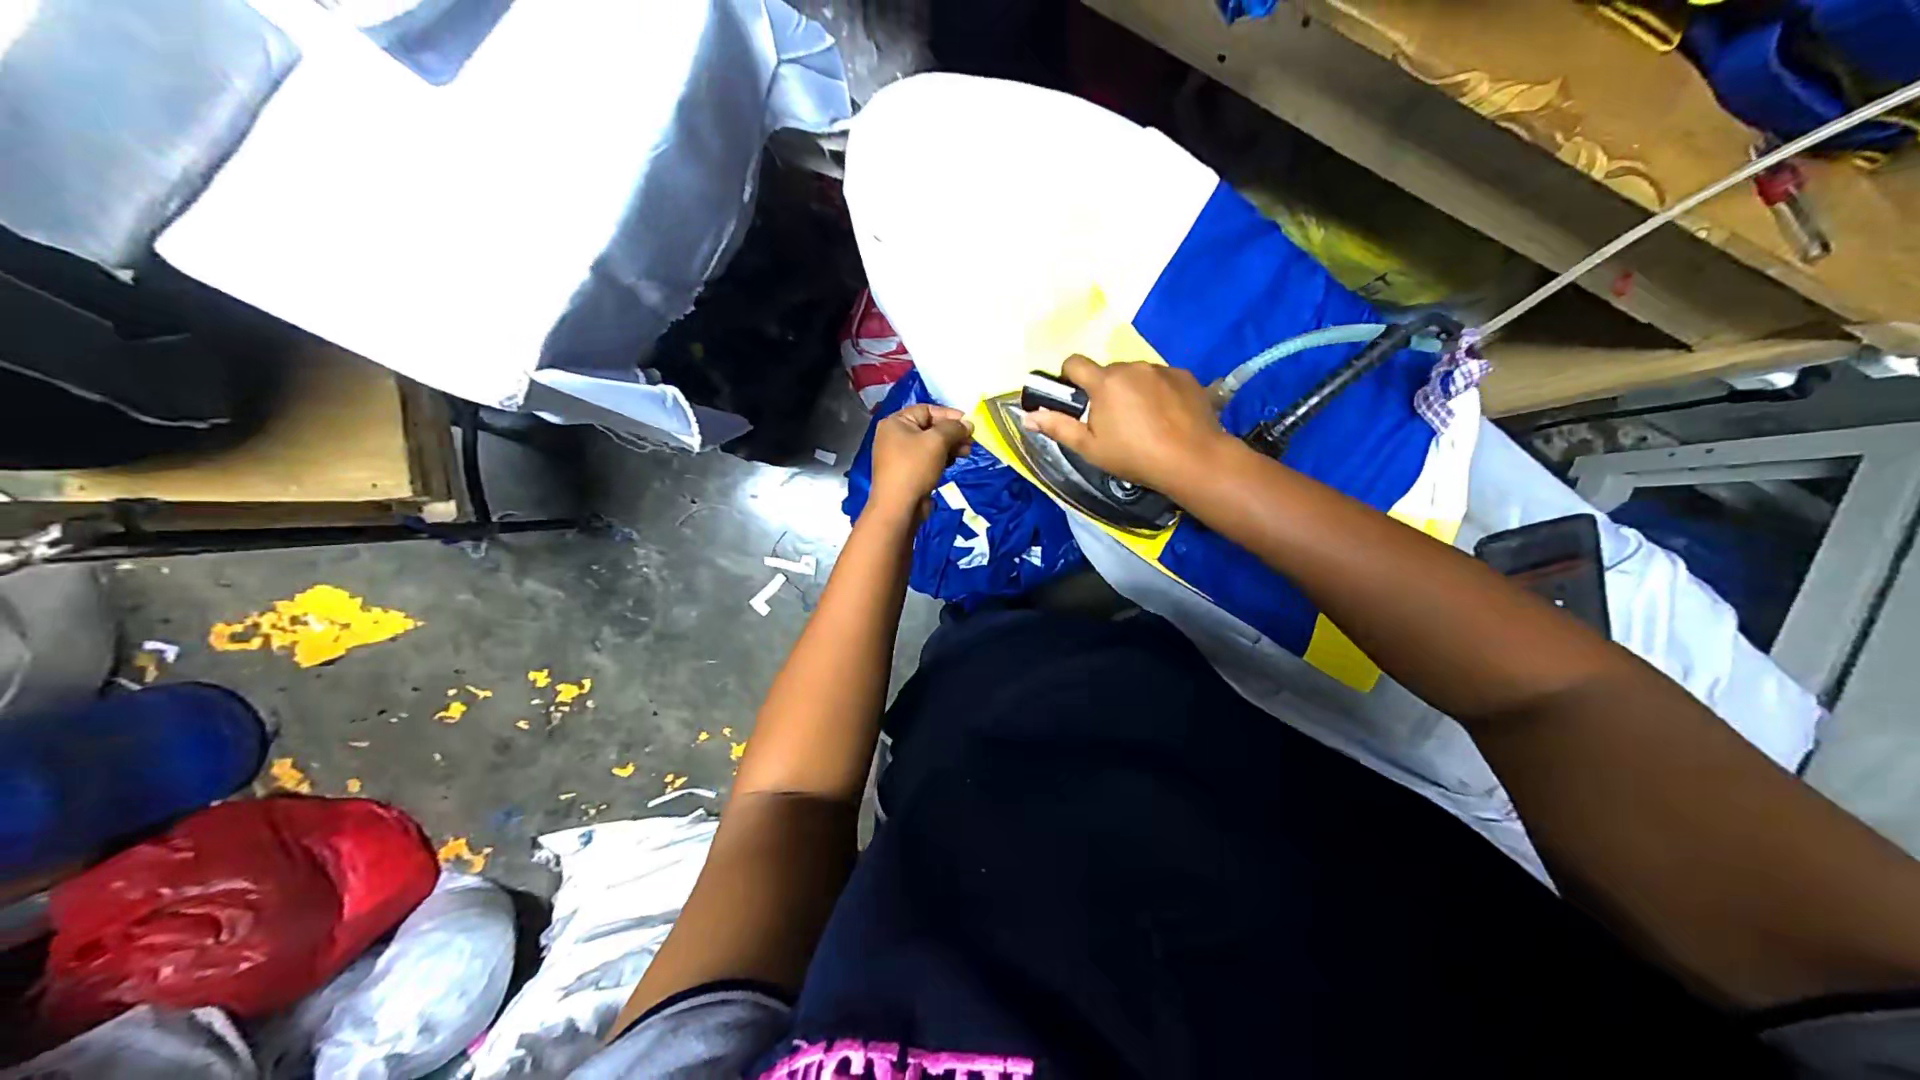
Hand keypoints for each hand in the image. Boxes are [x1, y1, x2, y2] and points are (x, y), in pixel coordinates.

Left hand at [869, 403, 973, 518]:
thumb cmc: (915, 467)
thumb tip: (968, 424)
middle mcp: (895, 436)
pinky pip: (927, 459)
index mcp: (895, 422)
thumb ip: (954, 428)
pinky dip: (942, 458)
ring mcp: (900, 455)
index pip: (926, 410)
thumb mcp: (937, 441)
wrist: (899, 507)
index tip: (969, 422)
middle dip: (952, 433)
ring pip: (930, 444)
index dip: (949, 415)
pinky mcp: (907, 472)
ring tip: (966, 452)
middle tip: (971, 440)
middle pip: (929, 427)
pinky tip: (954, 462)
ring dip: (950, 446)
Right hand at [1020, 354, 1236, 496]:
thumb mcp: (1090, 448)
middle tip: (1112, 421)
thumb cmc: (1134, 456)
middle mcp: (1132, 367)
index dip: (1068, 377)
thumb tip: (1027, 417)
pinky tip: (1167, 417)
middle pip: (1108, 371)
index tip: (1074, 397)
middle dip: (1105, 389)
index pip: (1074, 363)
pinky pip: (1163, 379)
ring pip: (1137, 374)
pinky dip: (1159, 392)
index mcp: (1104, 382)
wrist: (1192, 459)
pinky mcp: (1185, 376)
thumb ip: (1058, 427)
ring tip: (1144, 421)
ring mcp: (1161, 369)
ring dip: (1133, 390)